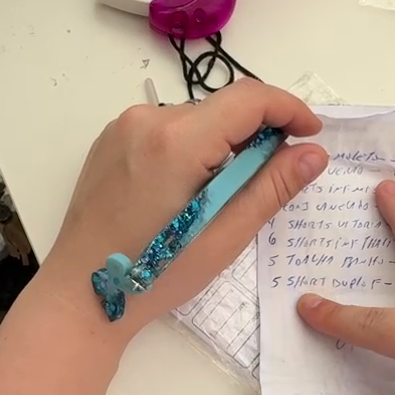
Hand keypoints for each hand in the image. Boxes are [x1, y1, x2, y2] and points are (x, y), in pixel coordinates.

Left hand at [40, 80, 326, 334]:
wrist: (81, 295)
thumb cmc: (153, 275)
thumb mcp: (224, 237)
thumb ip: (272, 188)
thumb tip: (314, 152)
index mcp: (176, 140)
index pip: (249, 99)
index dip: (289, 110)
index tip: (312, 135)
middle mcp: (146, 120)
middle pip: (222, 109)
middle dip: (255, 135)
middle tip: (269, 180)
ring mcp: (122, 128)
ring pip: (195, 120)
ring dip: (221, 145)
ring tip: (219, 198)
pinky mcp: (110, 142)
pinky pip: (166, 131)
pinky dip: (190, 150)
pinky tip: (186, 194)